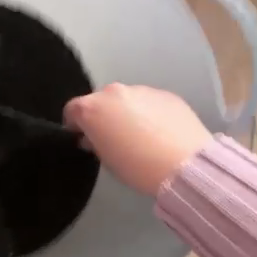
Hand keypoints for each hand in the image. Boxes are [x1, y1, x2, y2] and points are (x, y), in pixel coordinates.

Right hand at [63, 84, 212, 195]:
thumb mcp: (106, 160)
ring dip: (126, 112)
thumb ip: (95, 142)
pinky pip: (149, 102)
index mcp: (92, 108)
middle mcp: (114, 93)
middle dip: (102, 116)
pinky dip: (149, 113)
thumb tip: (95, 137)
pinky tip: (160, 132)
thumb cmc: (137, 166)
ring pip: (126, 99)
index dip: (74, 125)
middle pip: (100, 101)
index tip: (83, 138)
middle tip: (113, 137)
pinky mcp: (166, 94)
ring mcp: (142, 90)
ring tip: (141, 135)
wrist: (185, 164)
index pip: (72, 109)